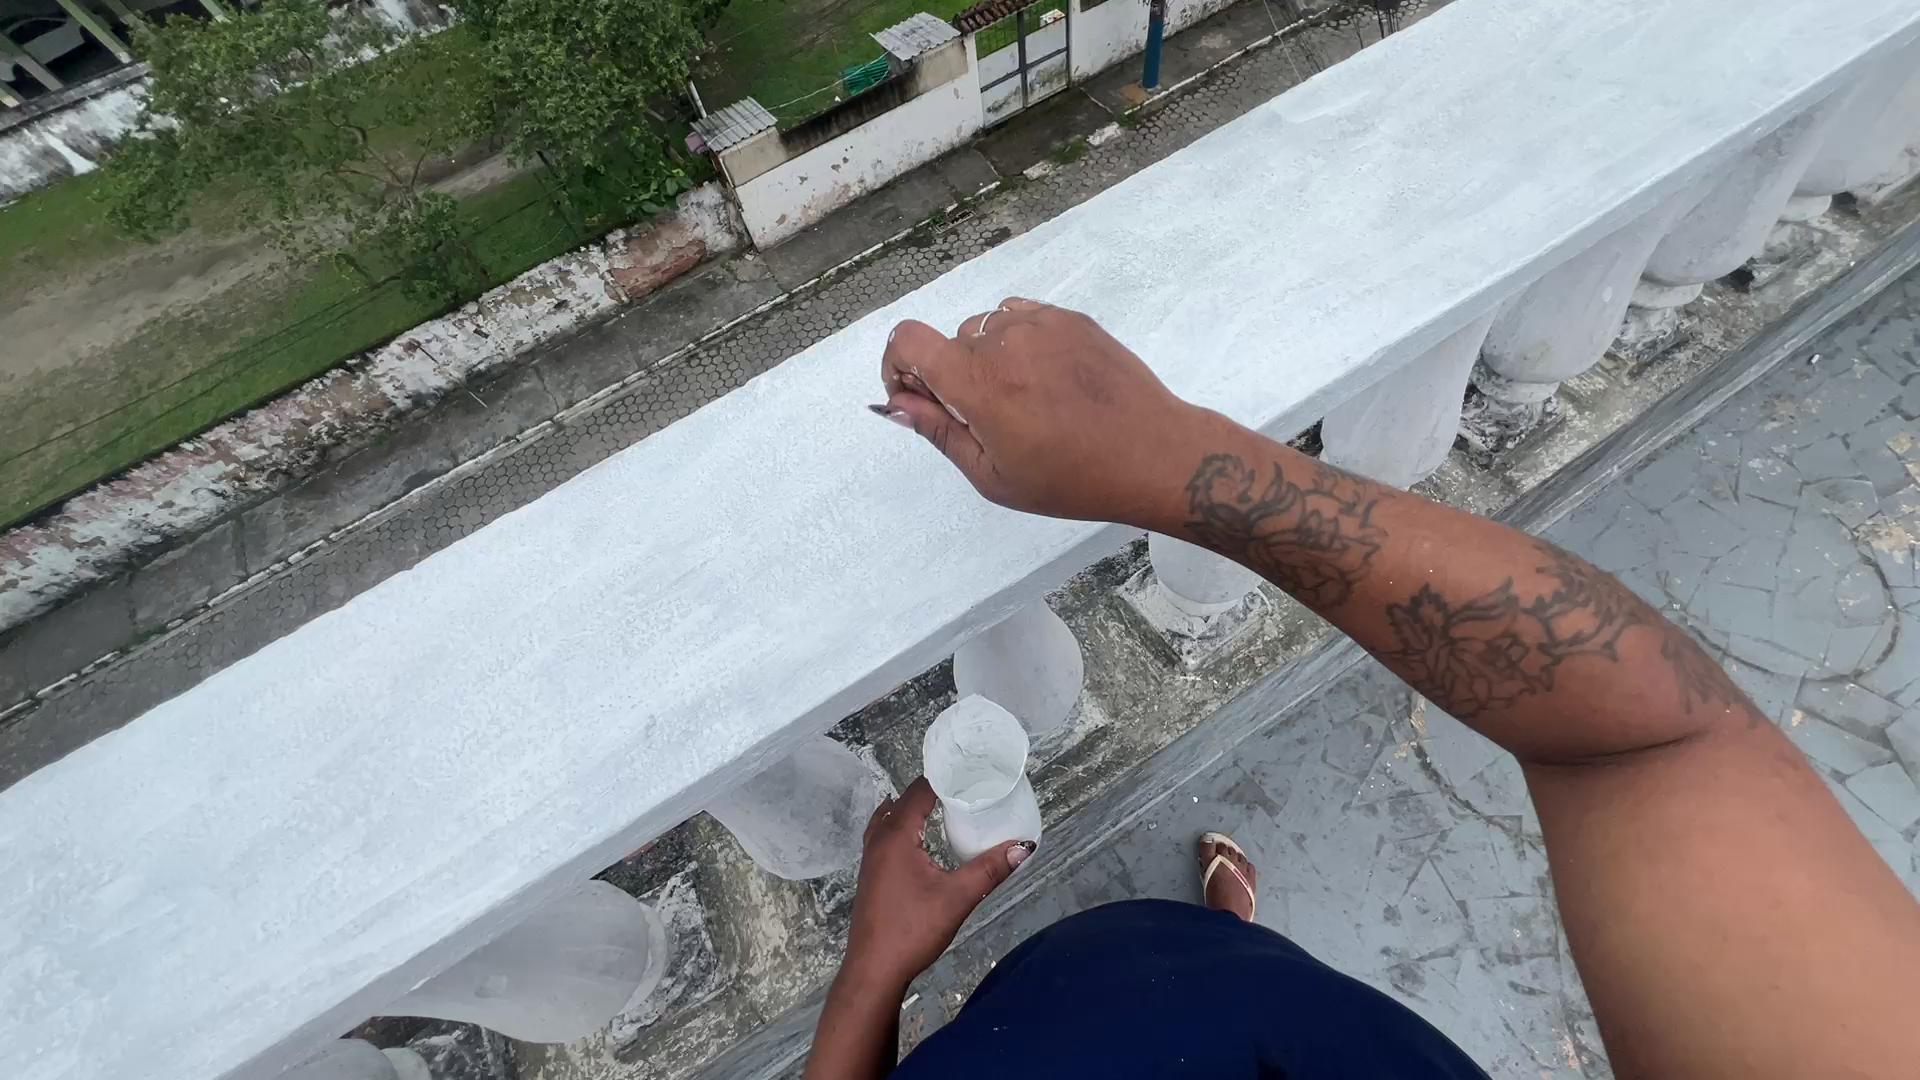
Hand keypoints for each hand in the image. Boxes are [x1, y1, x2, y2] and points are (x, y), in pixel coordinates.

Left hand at [842, 777, 1032, 991]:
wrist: (873, 971)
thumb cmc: (913, 929)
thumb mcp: (957, 898)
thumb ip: (989, 870)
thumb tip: (1023, 847)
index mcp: (896, 835)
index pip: (919, 791)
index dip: (942, 779)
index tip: (969, 774)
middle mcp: (879, 839)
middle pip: (903, 801)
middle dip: (931, 791)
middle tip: (963, 789)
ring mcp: (870, 857)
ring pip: (889, 817)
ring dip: (911, 808)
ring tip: (940, 806)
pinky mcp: (869, 874)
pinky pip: (883, 834)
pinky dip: (899, 825)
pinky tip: (915, 838)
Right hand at [876, 298, 1223, 525]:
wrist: (1151, 454)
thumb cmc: (1072, 479)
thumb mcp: (993, 476)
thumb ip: (939, 432)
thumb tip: (899, 404)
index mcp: (979, 382)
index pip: (907, 340)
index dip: (897, 367)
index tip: (917, 399)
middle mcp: (1005, 340)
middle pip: (949, 342)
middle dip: (950, 377)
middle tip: (987, 420)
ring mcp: (1042, 323)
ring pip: (986, 329)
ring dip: (987, 359)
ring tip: (1024, 402)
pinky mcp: (1072, 318)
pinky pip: (1021, 318)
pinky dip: (1017, 343)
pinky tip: (1045, 380)